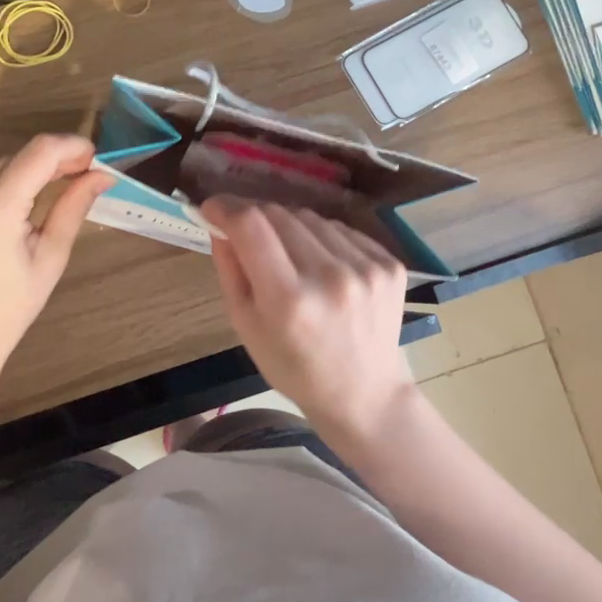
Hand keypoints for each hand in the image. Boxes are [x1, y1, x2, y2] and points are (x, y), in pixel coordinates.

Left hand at [0, 134, 113, 378]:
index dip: (72, 147)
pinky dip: (14, 177)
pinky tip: (32, 197)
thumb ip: (73, 208)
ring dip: (35, 165)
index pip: (39, 153)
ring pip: (3, 162)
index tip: (97, 159)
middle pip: (20, 154)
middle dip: (57, 157)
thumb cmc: (10, 309)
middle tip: (88, 175)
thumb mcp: (49, 258)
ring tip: (65, 184)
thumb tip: (102, 176)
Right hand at [201, 197, 415, 437]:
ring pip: (311, 217)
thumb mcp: (245, 325)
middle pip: (279, 214)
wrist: (363, 393)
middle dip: (253, 216)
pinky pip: (341, 230)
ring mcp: (366, 269)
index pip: (251, 225)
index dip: (226, 208)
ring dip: (289, 227)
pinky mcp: (389, 265)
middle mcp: (330, 277)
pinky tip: (321, 266)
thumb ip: (229, 269)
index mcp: (288, 299)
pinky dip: (322, 238)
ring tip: (288, 256)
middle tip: (243, 231)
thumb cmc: (293, 367)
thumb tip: (219, 223)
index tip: (212, 208)